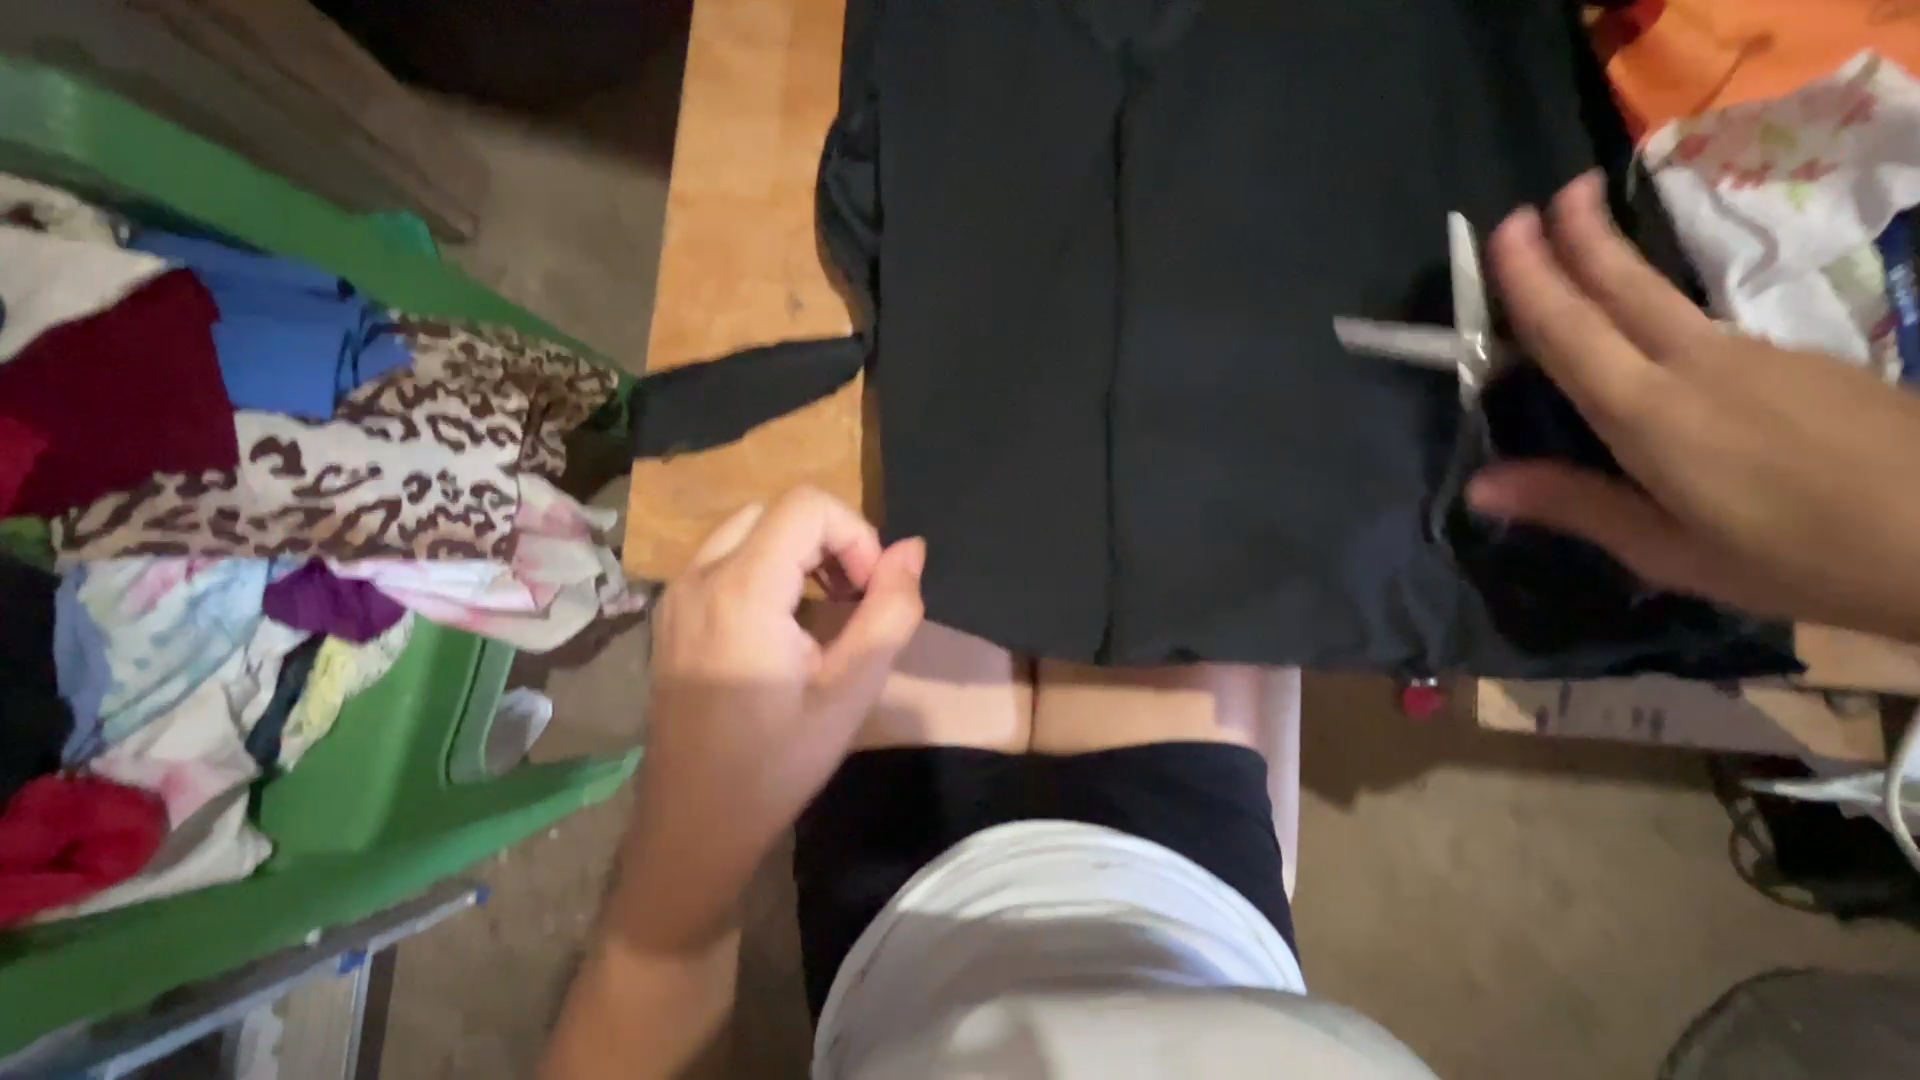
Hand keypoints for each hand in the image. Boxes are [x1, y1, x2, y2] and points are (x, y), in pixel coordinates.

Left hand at [615, 487, 924, 948]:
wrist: (693, 825)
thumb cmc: (775, 765)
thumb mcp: (850, 693)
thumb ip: (890, 613)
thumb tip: (912, 550)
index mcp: (742, 590)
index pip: (807, 505)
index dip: (856, 534)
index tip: (871, 592)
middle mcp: (698, 577)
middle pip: (776, 509)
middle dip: (828, 539)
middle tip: (854, 599)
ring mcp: (675, 596)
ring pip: (746, 529)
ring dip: (797, 551)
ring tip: (826, 609)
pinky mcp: (670, 616)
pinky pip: (722, 559)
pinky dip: (764, 567)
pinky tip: (784, 625)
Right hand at [1470, 171, 1919, 641]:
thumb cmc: (1800, 557)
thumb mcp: (1670, 550)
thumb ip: (1576, 505)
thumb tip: (1480, 485)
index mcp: (1648, 412)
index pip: (1572, 331)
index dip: (1533, 278)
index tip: (1508, 226)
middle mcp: (1698, 365)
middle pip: (1627, 288)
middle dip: (1586, 236)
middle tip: (1557, 191)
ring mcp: (1759, 357)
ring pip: (1666, 302)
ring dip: (1620, 267)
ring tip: (1592, 242)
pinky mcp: (1803, 366)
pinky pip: (1707, 331)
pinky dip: (1662, 316)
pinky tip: (1659, 338)